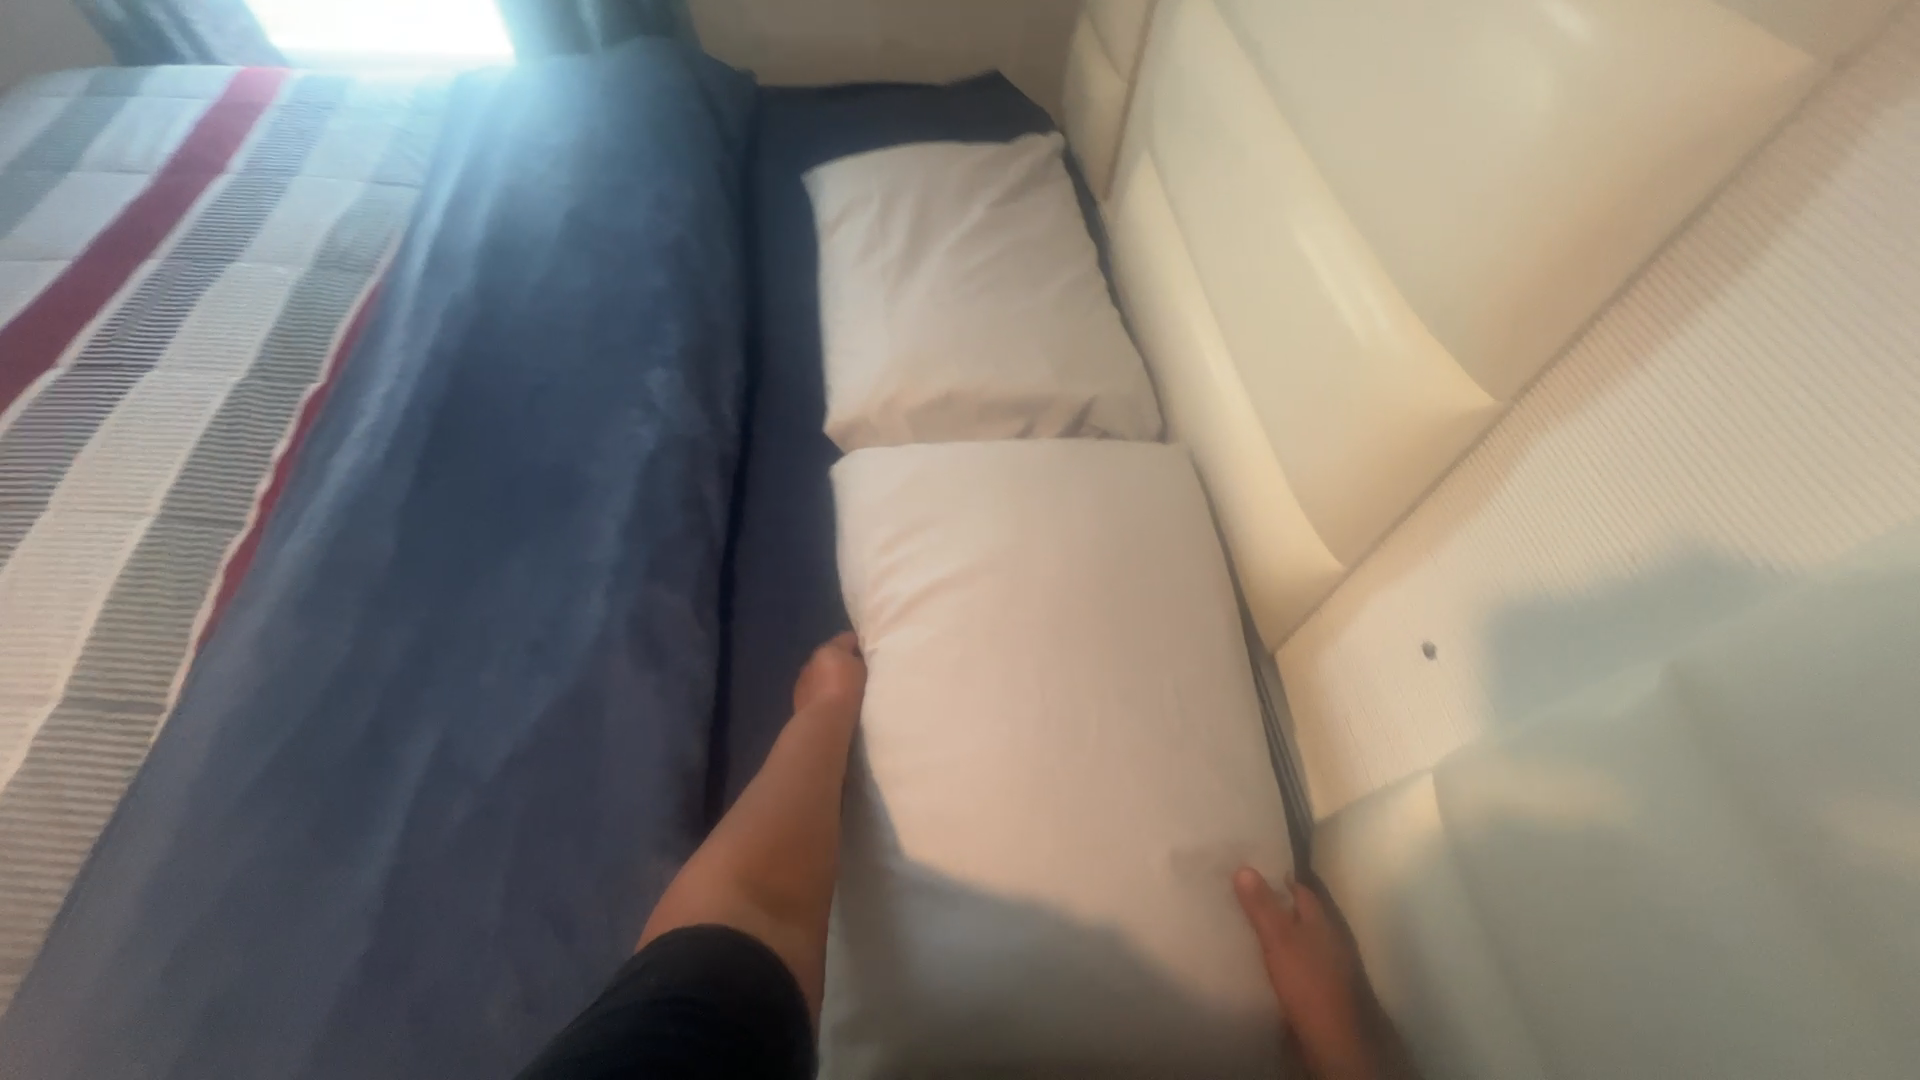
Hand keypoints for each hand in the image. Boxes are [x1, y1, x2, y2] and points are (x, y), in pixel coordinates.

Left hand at [792, 631, 865, 717]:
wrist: (825, 719)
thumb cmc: (848, 691)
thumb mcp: (862, 671)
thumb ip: (858, 660)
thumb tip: (856, 658)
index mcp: (830, 648)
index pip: (847, 638)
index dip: (858, 643)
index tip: (866, 651)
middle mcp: (813, 659)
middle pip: (830, 655)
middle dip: (841, 660)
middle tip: (855, 671)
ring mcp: (803, 678)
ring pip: (819, 672)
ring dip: (828, 676)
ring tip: (842, 688)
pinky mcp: (798, 697)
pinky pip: (812, 689)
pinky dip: (820, 691)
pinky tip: (829, 701)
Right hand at [1235, 868, 1415, 1079]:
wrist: (1337, 1042)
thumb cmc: (1309, 982)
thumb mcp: (1279, 939)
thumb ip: (1262, 905)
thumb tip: (1244, 866)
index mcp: (1322, 919)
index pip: (1299, 886)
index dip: (1275, 875)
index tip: (1249, 866)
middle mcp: (1330, 937)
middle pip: (1299, 911)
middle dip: (1274, 902)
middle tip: (1239, 892)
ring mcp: (1329, 964)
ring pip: (1298, 936)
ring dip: (1277, 929)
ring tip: (1243, 922)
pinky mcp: (1322, 988)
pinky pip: (1297, 960)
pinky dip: (1280, 955)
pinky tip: (1261, 958)